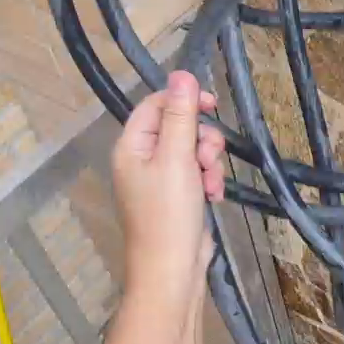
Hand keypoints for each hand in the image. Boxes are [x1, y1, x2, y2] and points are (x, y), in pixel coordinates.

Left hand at [111, 71, 226, 315]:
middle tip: (209, 155)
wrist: (172, 270)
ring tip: (211, 183)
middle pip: (177, 126)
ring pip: (192, 150)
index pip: (155, 104)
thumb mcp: (177, 158)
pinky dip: (208, 179)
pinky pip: (196, 173)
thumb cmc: (168, 213)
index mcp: (131, 146)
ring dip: (209, 161)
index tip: (212, 104)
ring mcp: (158, 180)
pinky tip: (213, 195)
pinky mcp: (176, 196)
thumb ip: (181, 115)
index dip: (184, 100)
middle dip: (201, 138)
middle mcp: (141, 159)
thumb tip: (181, 73)